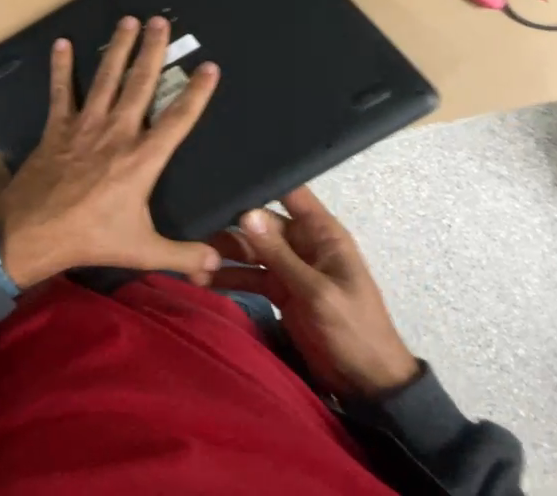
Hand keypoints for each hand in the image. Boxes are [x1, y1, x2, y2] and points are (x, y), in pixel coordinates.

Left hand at [0, 15, 221, 289]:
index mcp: (142, 159)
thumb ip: (183, 255)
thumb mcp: (143, 250)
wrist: (34, 230)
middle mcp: (116, 132)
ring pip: (105, 78)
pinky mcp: (57, 127)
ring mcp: (84, 126)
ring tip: (127, 21)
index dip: (197, 93)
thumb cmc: (90, 238)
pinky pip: (61, 92)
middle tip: (161, 22)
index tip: (209, 67)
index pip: (178, 119)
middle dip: (152, 50)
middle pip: (140, 84)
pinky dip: (61, 67)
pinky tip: (62, 44)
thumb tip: (217, 265)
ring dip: (116, 48)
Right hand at [210, 187, 421, 399]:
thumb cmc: (354, 330)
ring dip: (221, 253)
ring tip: (191, 262)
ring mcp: (288, 266)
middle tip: (190, 230)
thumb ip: (279, 254)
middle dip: (227, 225)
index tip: (220, 172)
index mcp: (321, 234)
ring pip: (247, 248)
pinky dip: (226, 276)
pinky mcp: (277, 289)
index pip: (290, 192)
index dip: (260, 179)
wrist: (366, 383)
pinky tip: (201, 280)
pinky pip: (247, 274)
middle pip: (258, 221)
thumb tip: (245, 213)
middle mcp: (302, 243)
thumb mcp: (316, 292)